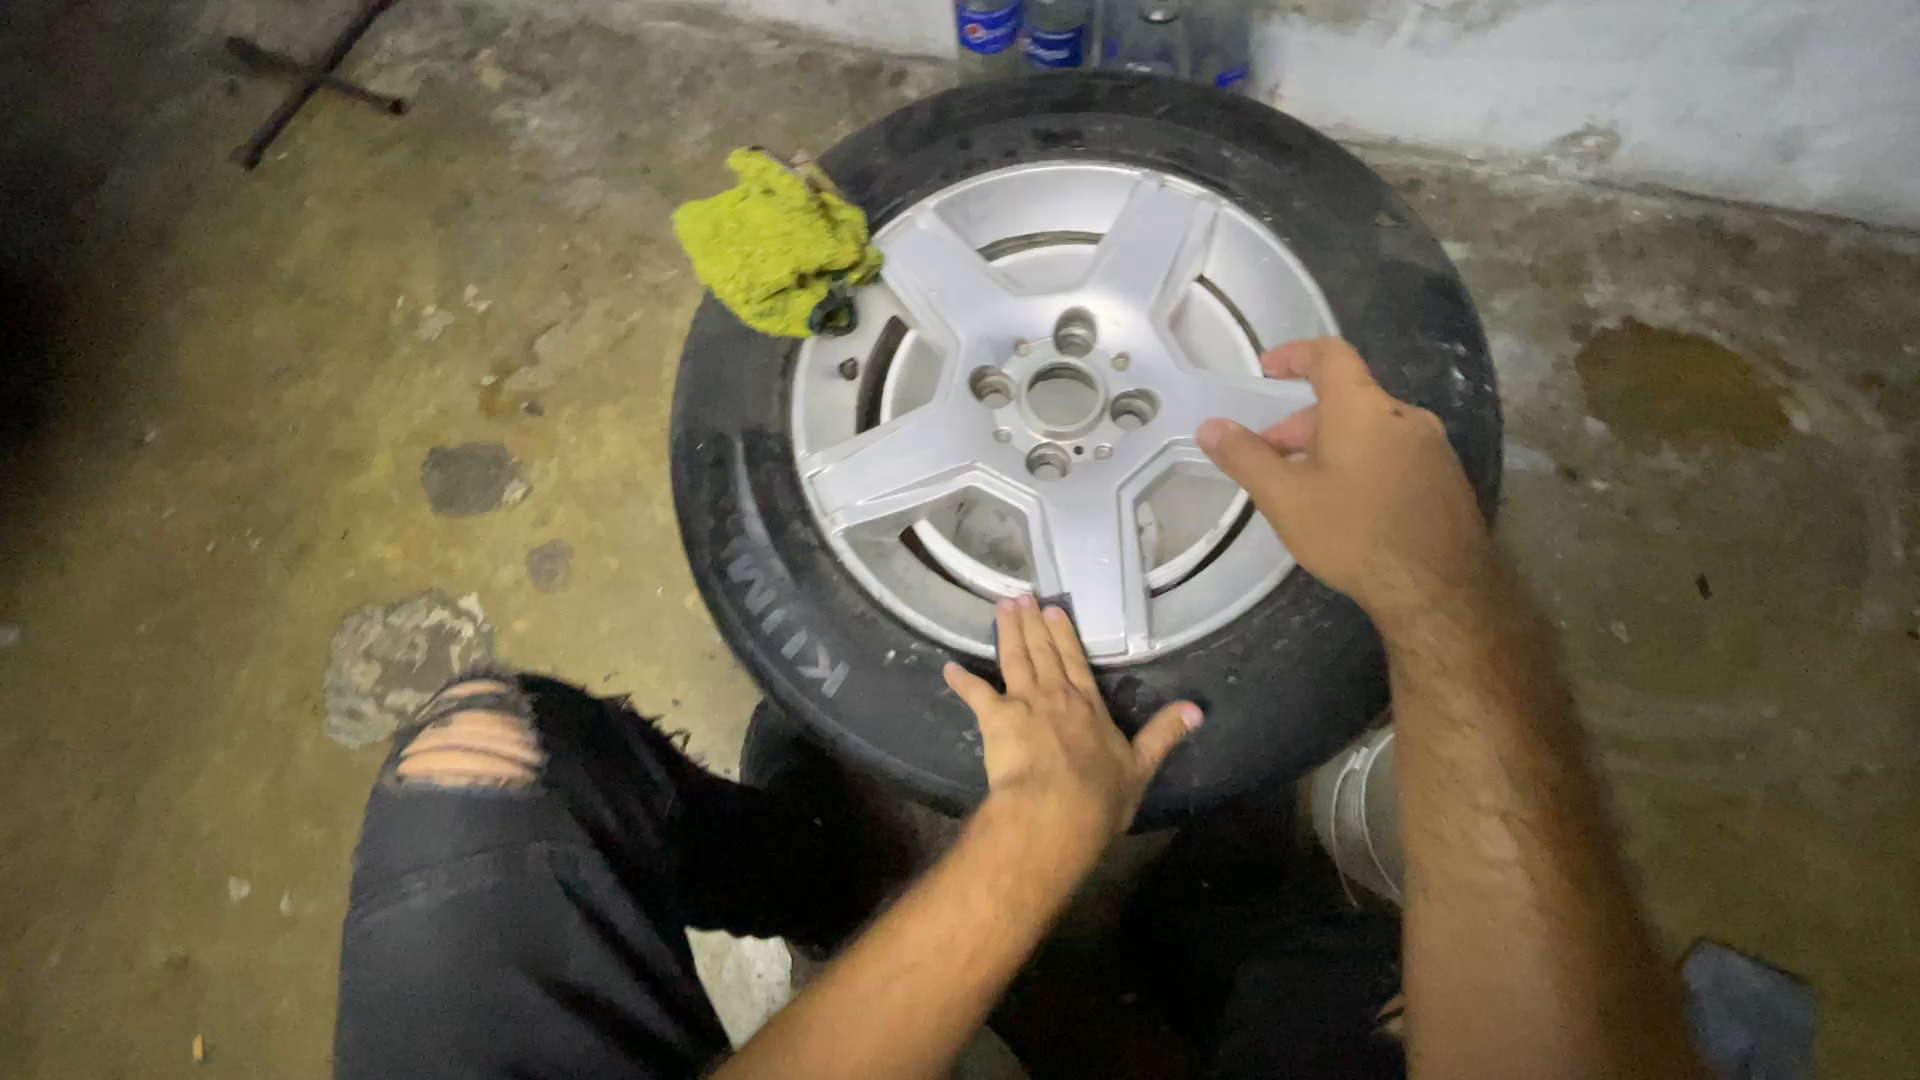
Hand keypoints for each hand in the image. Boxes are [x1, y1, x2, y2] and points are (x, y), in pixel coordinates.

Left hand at [943, 595, 1201, 847]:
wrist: (1057, 809)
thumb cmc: (1099, 794)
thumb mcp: (1141, 765)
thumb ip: (1165, 734)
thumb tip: (1197, 709)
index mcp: (1087, 705)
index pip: (1075, 661)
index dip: (1064, 635)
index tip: (1054, 610)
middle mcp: (1055, 695)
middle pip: (1042, 651)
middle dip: (1031, 622)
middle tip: (1020, 596)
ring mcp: (1024, 703)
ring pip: (1014, 659)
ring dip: (1007, 632)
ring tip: (1000, 607)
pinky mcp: (996, 718)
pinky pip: (975, 694)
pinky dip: (961, 680)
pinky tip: (948, 666)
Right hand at [1196, 337, 1491, 624]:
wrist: (1438, 589)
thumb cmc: (1353, 532)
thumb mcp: (1284, 497)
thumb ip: (1245, 457)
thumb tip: (1210, 427)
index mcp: (1362, 409)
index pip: (1329, 356)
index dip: (1295, 355)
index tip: (1266, 369)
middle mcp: (1403, 416)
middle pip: (1345, 401)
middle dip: (1300, 424)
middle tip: (1270, 460)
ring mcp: (1431, 448)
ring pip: (1369, 430)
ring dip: (1330, 446)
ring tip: (1304, 489)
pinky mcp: (1445, 480)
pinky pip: (1393, 454)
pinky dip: (1360, 464)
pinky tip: (1346, 508)